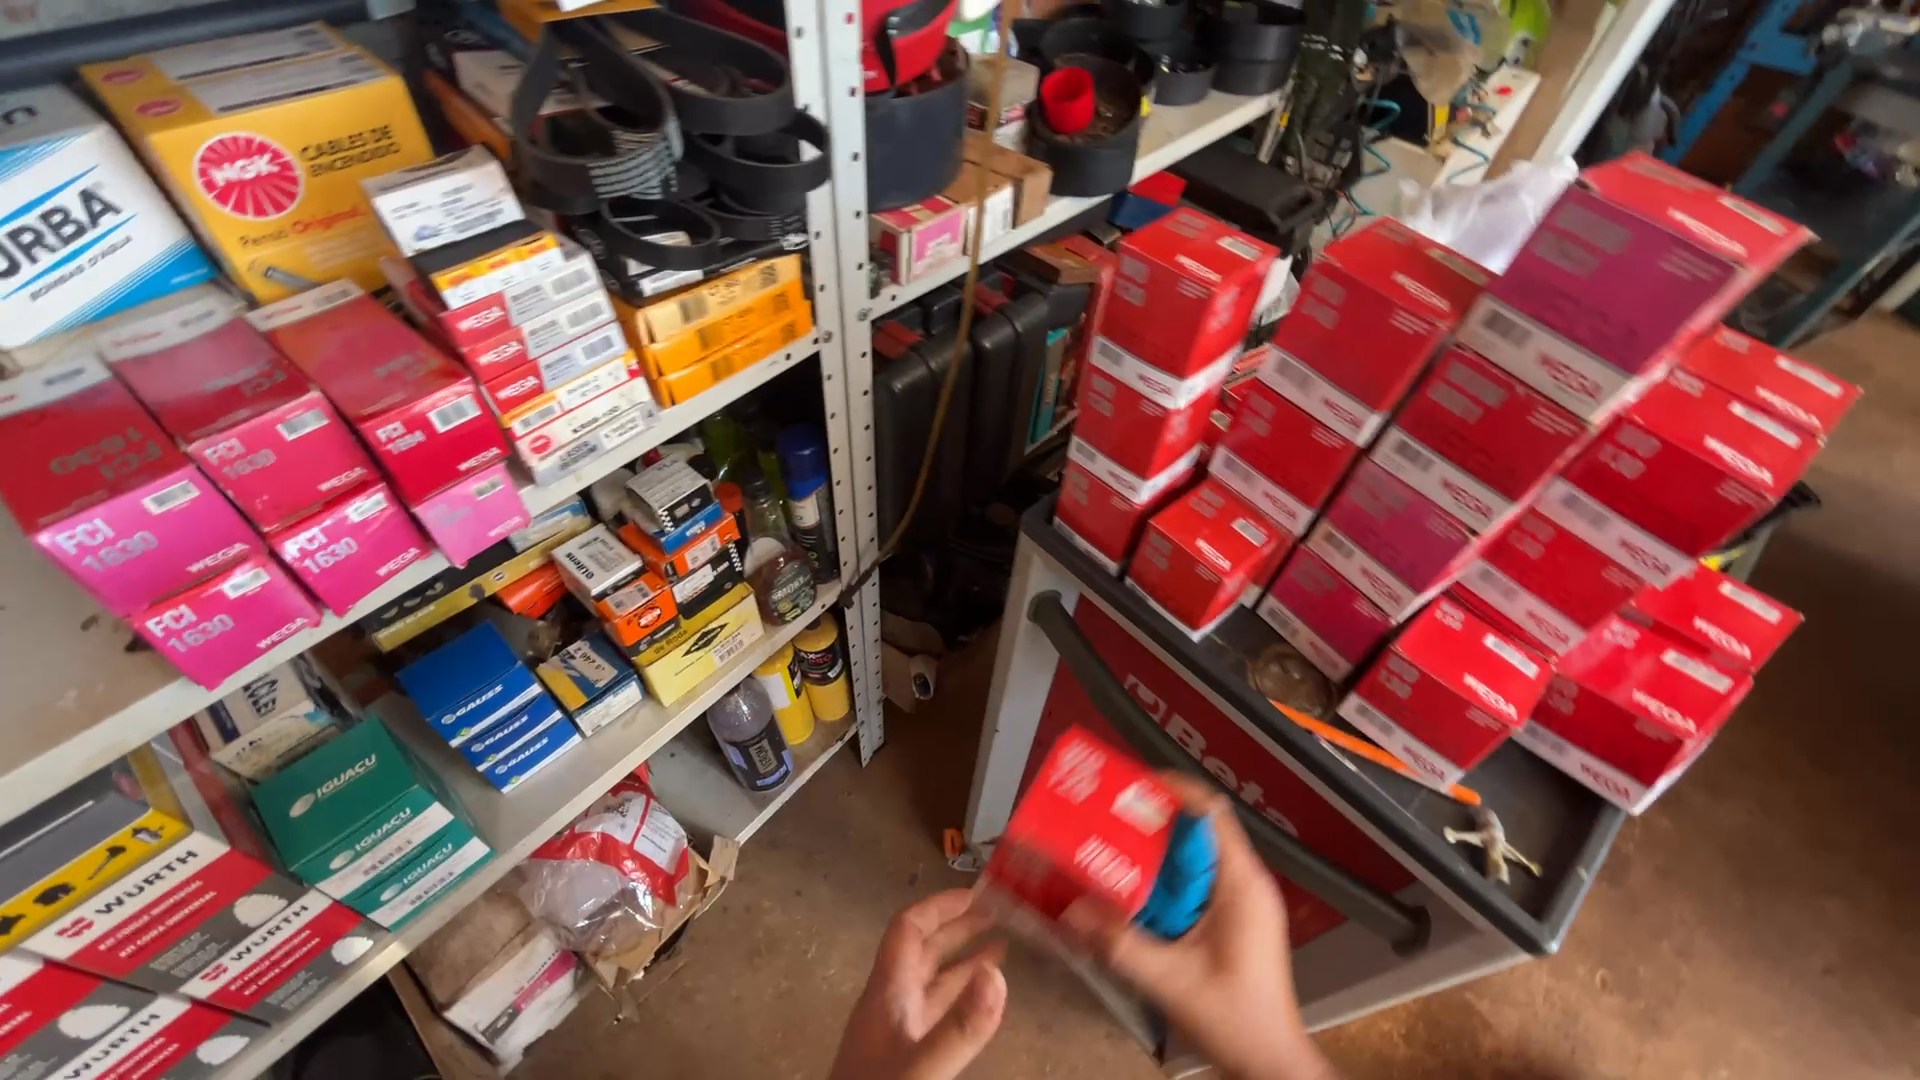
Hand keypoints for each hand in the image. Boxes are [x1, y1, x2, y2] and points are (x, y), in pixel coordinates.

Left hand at [830, 889, 1006, 1079]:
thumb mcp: (919, 1071)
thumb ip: (959, 1028)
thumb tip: (999, 973)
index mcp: (886, 993)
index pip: (908, 929)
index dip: (939, 906)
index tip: (977, 894)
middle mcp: (890, 1005)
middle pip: (923, 951)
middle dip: (959, 929)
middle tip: (1000, 915)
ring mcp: (897, 1034)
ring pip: (932, 984)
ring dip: (964, 962)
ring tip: (1003, 949)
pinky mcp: (906, 1060)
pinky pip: (937, 1015)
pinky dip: (962, 999)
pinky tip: (983, 1003)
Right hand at [1062, 774, 1337, 1079]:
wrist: (1270, 1062)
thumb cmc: (1235, 1019)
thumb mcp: (1170, 980)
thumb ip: (1120, 943)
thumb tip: (1071, 909)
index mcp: (1241, 884)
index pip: (1212, 812)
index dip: (1175, 790)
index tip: (1133, 785)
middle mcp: (1246, 881)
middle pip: (1200, 827)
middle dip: (1154, 818)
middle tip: (1111, 816)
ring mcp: (1243, 899)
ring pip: (1196, 853)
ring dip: (1157, 849)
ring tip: (1115, 847)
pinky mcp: (1235, 916)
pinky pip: (1197, 878)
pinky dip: (1166, 876)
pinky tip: (1136, 890)